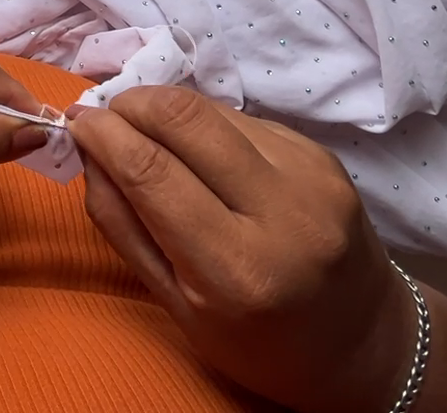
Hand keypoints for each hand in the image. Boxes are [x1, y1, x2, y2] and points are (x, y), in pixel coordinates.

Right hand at [68, 87, 415, 412]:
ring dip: (160, 109)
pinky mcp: (319, 153)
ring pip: (207, 107)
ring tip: (147, 134)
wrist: (370, 343)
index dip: (103, 134)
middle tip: (107, 119)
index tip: (76, 124)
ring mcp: (311, 175)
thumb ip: (120, 223)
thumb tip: (87, 149)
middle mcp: (284, 213)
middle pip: (181, 116)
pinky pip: (236, 116)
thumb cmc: (257, 340)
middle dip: (128, 104)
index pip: (151, 170)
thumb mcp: (174, 303)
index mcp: (239, 270)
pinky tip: (199, 153)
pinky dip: (199, 124)